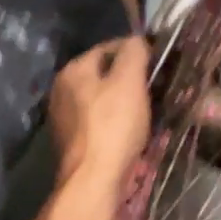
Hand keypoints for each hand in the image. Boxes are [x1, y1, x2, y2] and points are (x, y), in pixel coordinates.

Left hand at [49, 37, 150, 188]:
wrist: (93, 179)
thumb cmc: (113, 126)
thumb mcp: (129, 81)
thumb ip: (133, 53)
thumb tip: (136, 40)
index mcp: (72, 70)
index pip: (107, 47)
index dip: (135, 50)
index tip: (159, 61)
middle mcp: (61, 90)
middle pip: (103, 75)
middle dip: (129, 78)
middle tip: (156, 87)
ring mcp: (64, 117)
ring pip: (101, 99)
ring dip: (123, 101)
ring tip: (149, 109)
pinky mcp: (72, 141)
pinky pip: (98, 122)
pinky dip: (115, 121)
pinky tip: (132, 130)